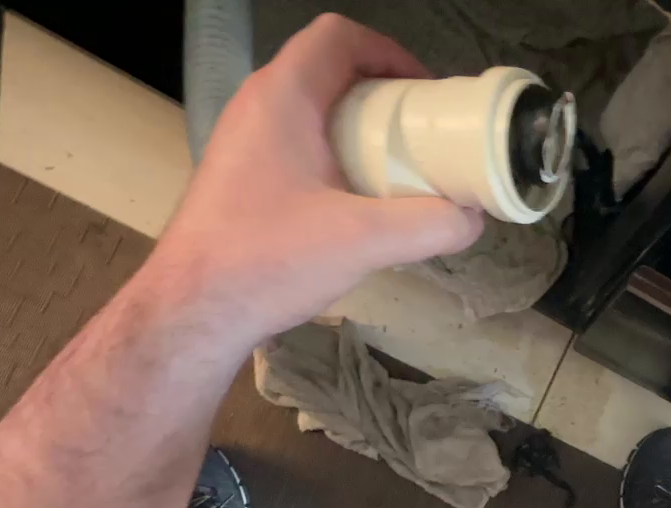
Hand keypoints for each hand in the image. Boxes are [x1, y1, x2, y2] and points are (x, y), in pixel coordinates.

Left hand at [147, 15, 484, 349]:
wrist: (196, 306)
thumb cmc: (271, 259)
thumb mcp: (363, 242)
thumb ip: (429, 227)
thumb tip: (473, 219)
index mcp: (285, 97)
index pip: (340, 38)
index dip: (392, 56)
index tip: (428, 101)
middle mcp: (261, 105)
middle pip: (333, 74)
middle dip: (387, 102)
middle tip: (425, 145)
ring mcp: (248, 141)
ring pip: (318, 113)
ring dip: (364, 135)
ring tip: (401, 178)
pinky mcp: (245, 176)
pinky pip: (303, 148)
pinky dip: (340, 161)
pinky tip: (360, 209)